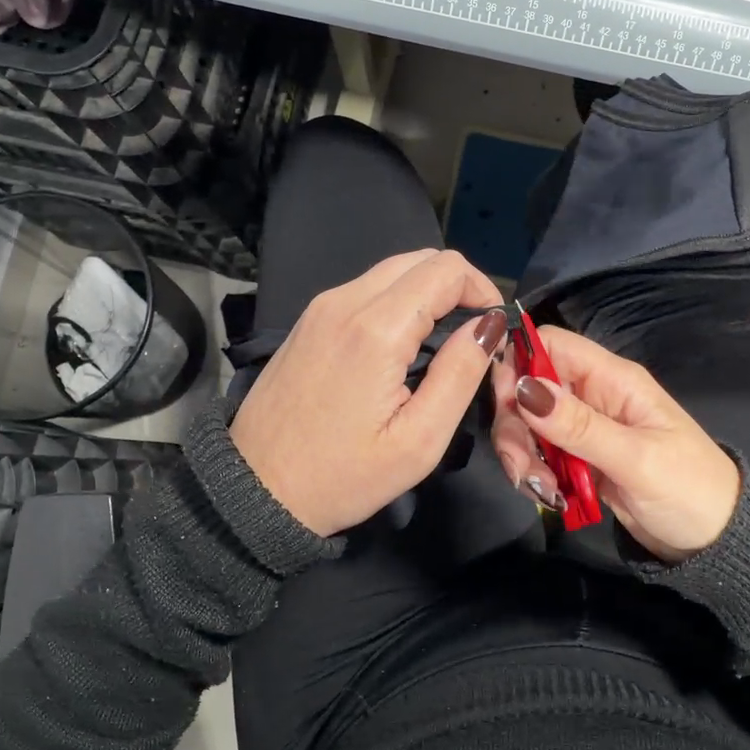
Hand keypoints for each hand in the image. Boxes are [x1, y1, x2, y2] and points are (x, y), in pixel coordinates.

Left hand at [231, 250, 506, 536]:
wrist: (254, 491)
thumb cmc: (342, 475)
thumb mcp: (419, 441)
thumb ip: (460, 374)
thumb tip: (490, 326)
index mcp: (376, 329)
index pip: (446, 268)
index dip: (483, 290)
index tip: (495, 330)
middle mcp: (345, 301)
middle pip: (420, 258)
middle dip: (458, 287)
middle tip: (474, 336)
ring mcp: (321, 307)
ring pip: (392, 271)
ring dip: (427, 294)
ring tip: (442, 345)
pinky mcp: (308, 320)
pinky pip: (366, 290)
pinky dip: (397, 303)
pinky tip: (403, 347)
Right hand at [491, 327, 739, 562]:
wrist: (714, 539)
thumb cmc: (689, 489)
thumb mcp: (635, 458)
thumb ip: (579, 426)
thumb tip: (524, 387)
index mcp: (613, 379)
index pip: (552, 345)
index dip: (520, 363)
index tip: (506, 404)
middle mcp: (594, 396)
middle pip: (530, 388)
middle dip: (516, 426)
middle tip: (523, 468)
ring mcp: (585, 429)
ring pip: (529, 425)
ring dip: (524, 456)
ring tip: (543, 492)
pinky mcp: (579, 459)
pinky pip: (541, 454)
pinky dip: (536, 474)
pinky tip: (550, 498)